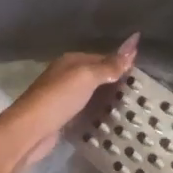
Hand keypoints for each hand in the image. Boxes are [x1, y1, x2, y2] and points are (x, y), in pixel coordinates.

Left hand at [0, 35, 138, 171]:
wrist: (29, 131)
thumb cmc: (57, 99)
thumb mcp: (86, 77)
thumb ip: (109, 64)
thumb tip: (134, 41)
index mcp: (70, 62)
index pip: (102, 58)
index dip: (121, 64)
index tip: (143, 76)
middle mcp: (65, 76)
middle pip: (96, 77)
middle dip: (116, 83)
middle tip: (142, 96)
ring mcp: (62, 98)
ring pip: (91, 95)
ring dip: (107, 100)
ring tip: (134, 110)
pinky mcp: (62, 118)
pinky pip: (85, 112)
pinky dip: (97, 114)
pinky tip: (111, 122)